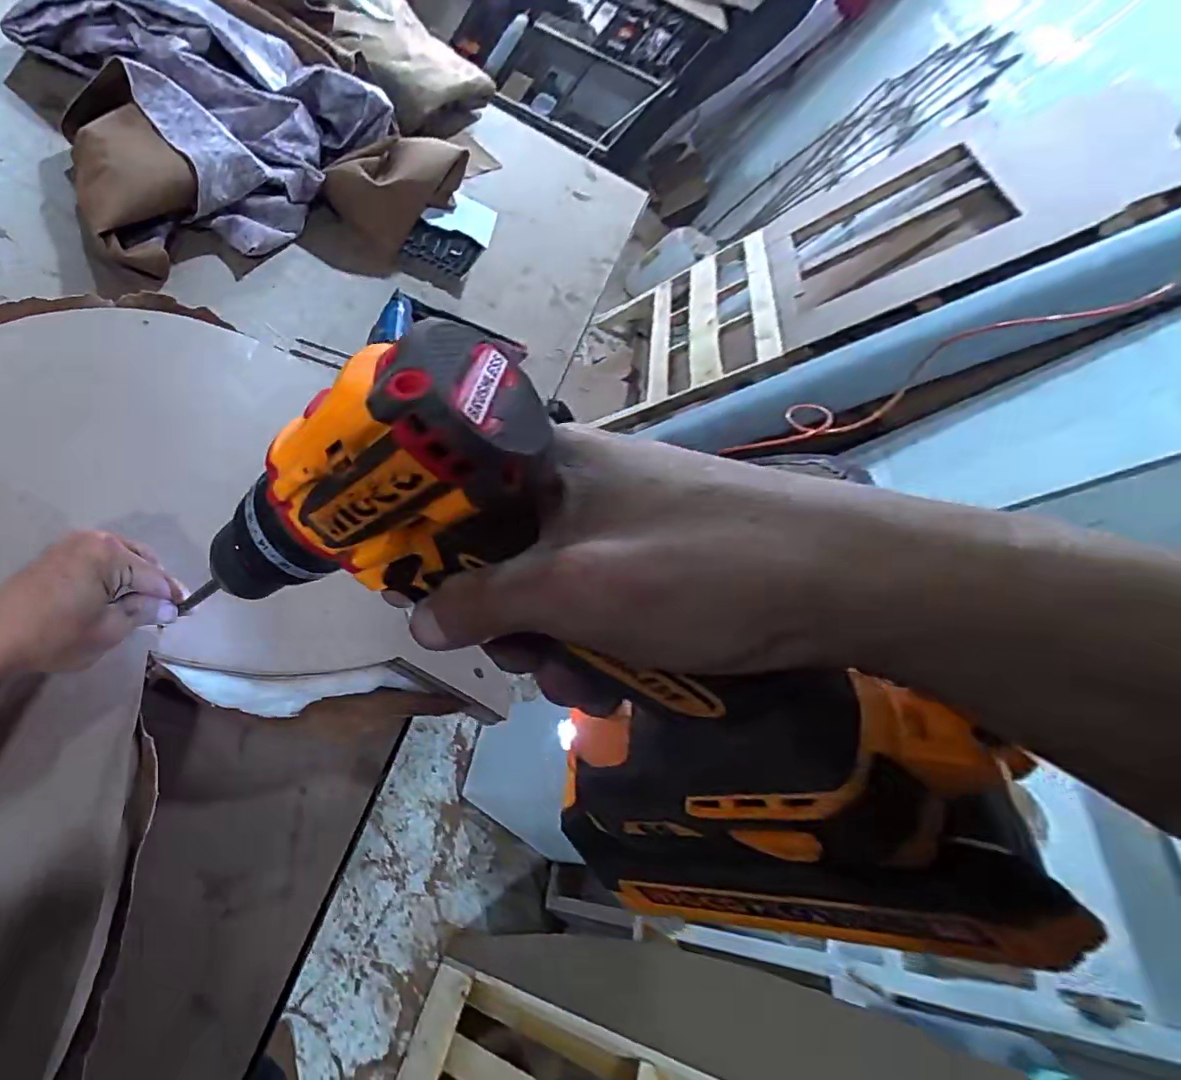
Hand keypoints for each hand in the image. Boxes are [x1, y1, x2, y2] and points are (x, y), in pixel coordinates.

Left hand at [0, 530, 186, 673]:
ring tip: (143, 604)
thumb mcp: (107, 630)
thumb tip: (169, 607)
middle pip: (139, 558)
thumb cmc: (56, 636)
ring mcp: (72, 543)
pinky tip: (115, 593)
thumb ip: (142, 613)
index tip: (188, 609)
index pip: (153, 575)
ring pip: (119, 555)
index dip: (172, 595)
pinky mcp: (57, 553)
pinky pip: (98, 558)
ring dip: (134, 576)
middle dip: (155, 582)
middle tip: (167, 608)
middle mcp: (93, 538)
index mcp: (109, 553)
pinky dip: (113, 573)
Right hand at [406, 426, 892, 679]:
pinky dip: (588, 646)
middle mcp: (566, 484)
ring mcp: (609, 524)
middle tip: (516, 658)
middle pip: (490, 550)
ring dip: (547, 646)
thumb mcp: (569, 590)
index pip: (447, 490)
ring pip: (539, 588)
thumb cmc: (695, 569)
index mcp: (538, 460)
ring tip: (580, 687)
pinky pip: (586, 603)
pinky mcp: (646, 561)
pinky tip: (614, 682)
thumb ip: (482, 603)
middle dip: (498, 618)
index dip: (422, 542)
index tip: (418, 595)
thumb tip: (416, 621)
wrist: (863, 587)